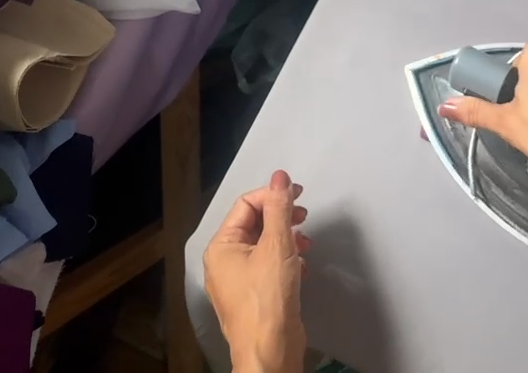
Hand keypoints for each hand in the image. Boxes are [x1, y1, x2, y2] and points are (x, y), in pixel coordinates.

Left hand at [202, 171, 310, 372]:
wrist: (270, 352)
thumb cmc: (268, 297)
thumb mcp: (277, 244)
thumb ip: (279, 207)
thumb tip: (279, 175)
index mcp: (221, 246)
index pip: (247, 204)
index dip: (273, 195)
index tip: (299, 195)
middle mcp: (224, 261)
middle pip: (255, 222)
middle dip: (282, 216)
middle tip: (304, 216)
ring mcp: (238, 280)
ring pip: (264, 243)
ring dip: (287, 236)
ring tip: (305, 243)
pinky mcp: (254, 294)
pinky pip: (269, 263)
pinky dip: (287, 257)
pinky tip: (301, 265)